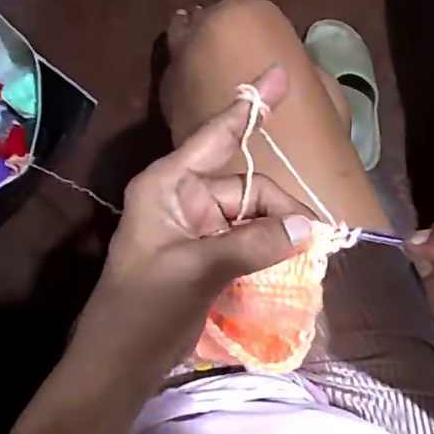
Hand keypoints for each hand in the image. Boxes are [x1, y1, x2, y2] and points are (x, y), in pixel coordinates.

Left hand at [73, 64, 314, 372]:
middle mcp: (181, 197)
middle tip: (315, 237)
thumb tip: (309, 228)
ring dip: (277, 231)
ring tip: (309, 252)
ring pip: (249, 215)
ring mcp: (193, 228)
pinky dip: (266, 248)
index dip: (251, 105)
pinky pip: (243, 240)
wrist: (118, 361)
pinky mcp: (202, 255)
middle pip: (245, 186)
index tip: (282, 73)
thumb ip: (254, 244)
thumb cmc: (144, 307)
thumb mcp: (198, 269)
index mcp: (168, 184)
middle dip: (280, 206)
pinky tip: (290, 260)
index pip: (217, 135)